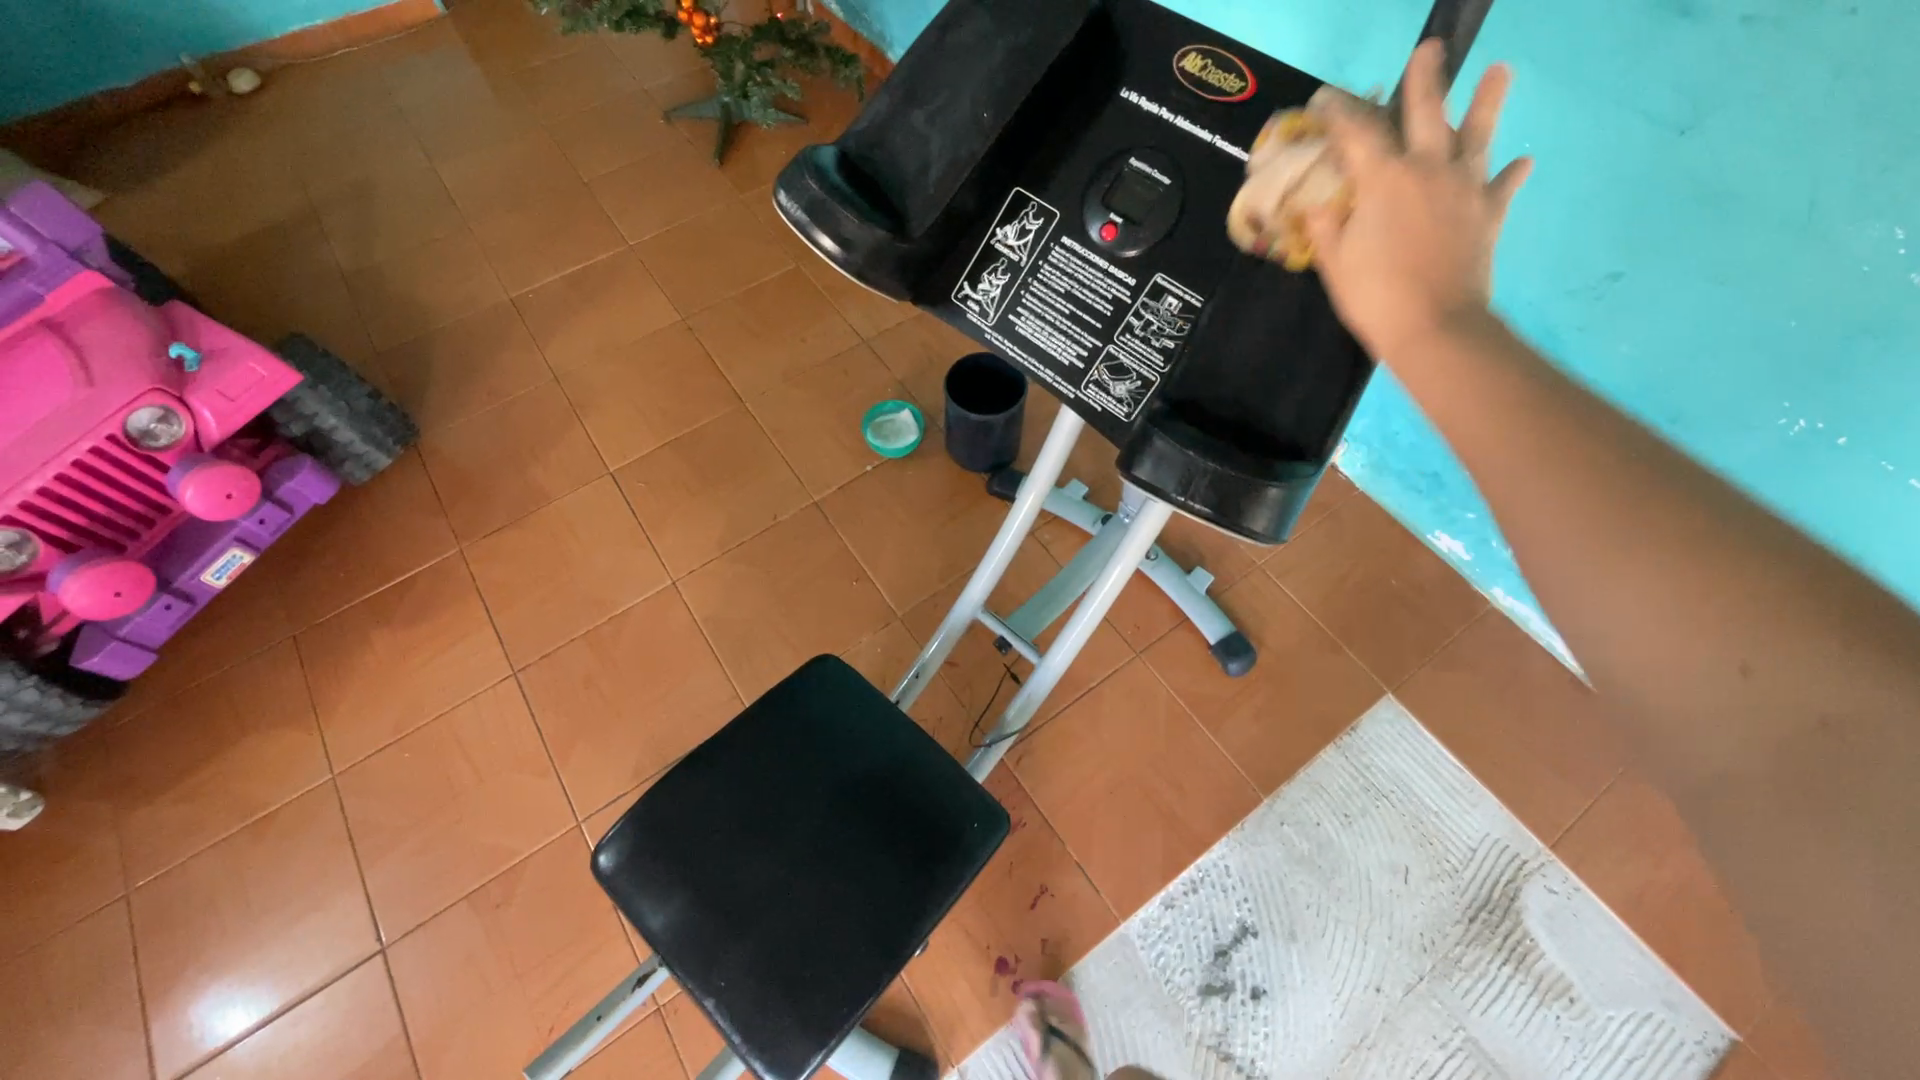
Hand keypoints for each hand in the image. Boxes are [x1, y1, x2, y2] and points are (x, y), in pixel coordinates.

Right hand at [1303, 39, 1532, 357]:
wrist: (1435, 326)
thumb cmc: (1374, 294)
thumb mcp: (1334, 261)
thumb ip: (1326, 225)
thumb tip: (1319, 204)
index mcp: (1384, 178)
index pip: (1357, 130)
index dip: (1339, 111)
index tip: (1325, 100)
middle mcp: (1428, 168)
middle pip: (1427, 111)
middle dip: (1424, 78)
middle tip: (1429, 49)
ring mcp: (1464, 188)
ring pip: (1478, 134)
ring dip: (1488, 100)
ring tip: (1500, 70)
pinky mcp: (1489, 214)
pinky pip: (1503, 186)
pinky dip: (1510, 174)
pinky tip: (1521, 163)